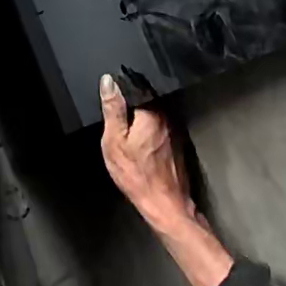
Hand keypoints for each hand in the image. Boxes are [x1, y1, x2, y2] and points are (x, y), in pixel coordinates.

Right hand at [100, 73, 236, 285]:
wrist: (164, 205)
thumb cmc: (137, 175)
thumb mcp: (114, 140)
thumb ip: (113, 109)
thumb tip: (109, 81)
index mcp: (151, 112)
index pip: (137, 86)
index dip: (122, 87)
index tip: (111, 95)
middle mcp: (167, 117)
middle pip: (146, 99)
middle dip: (131, 104)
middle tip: (117, 118)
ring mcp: (174, 131)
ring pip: (154, 113)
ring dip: (141, 117)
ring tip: (127, 132)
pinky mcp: (177, 144)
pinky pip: (159, 127)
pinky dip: (148, 130)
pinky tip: (140, 145)